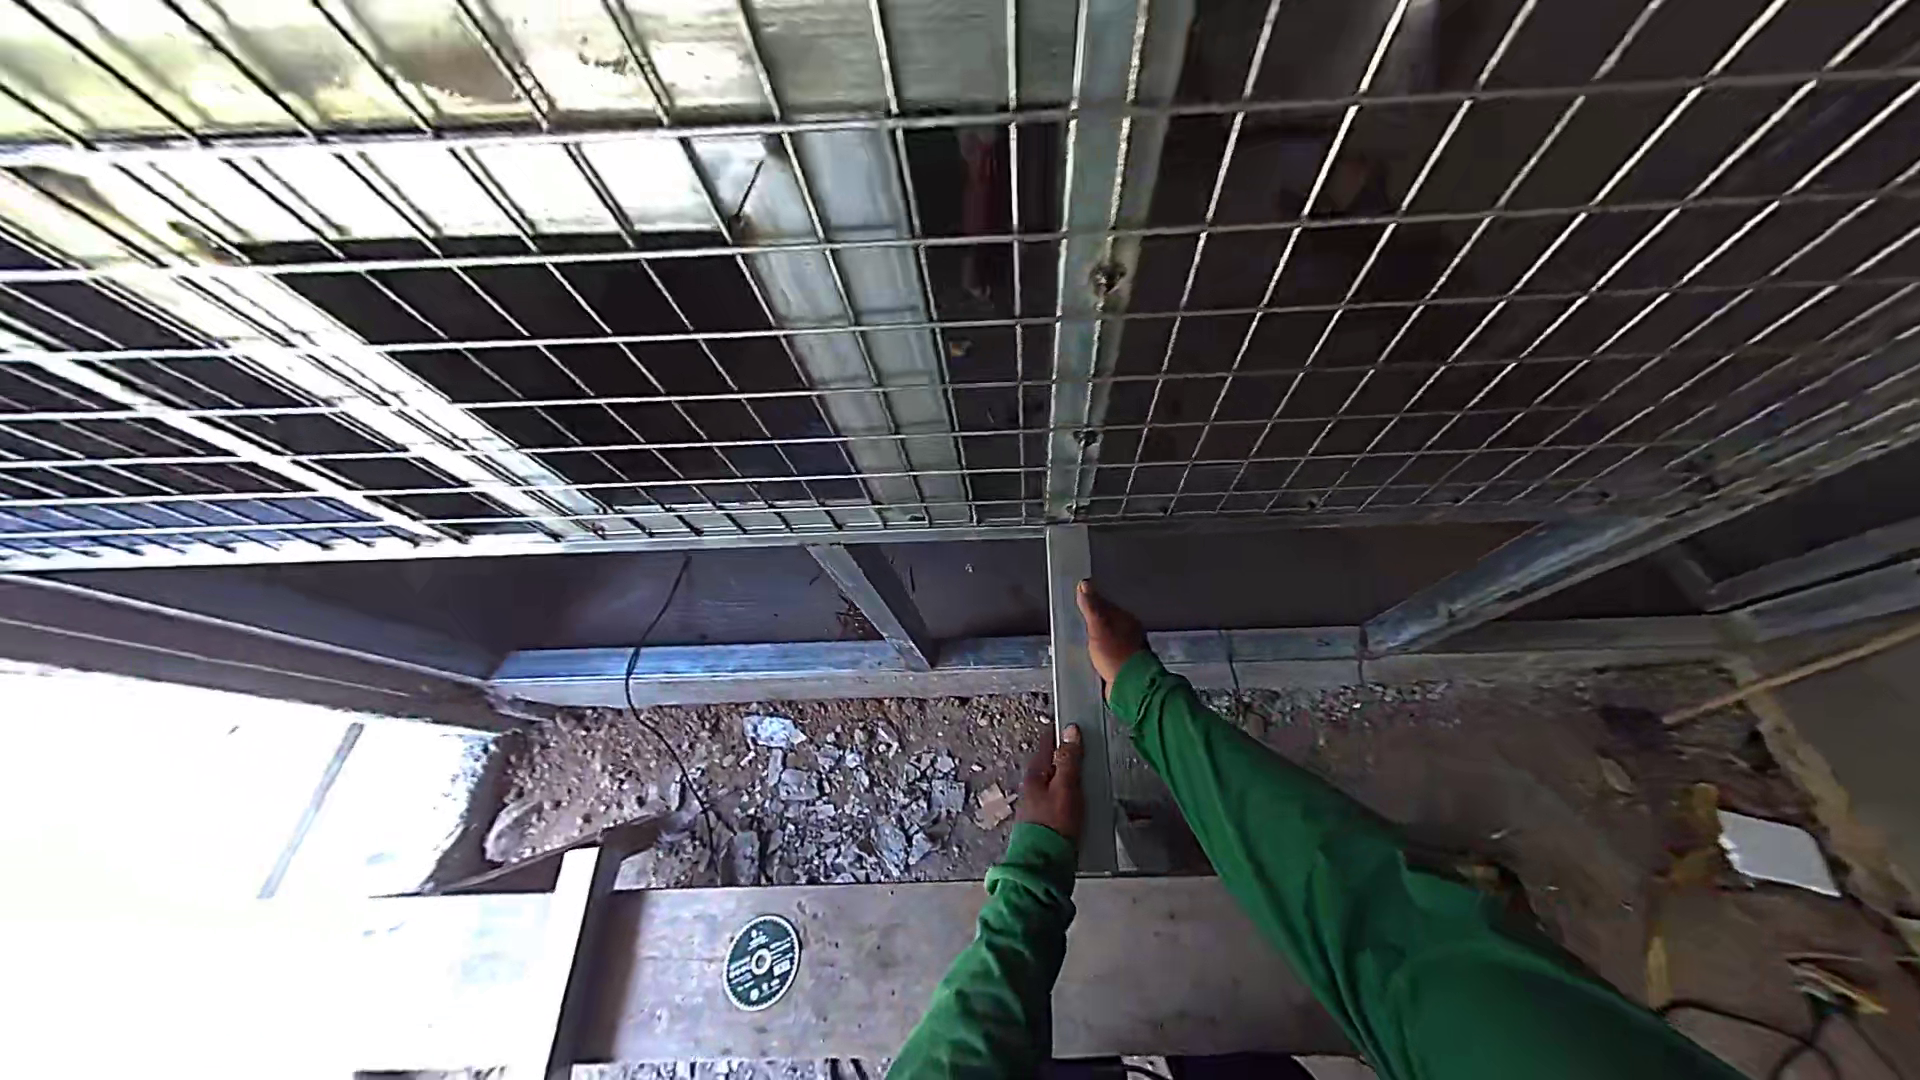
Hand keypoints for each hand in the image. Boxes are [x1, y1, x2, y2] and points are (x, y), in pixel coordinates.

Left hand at [1015, 725, 1083, 841]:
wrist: (1043, 866)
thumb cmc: (1055, 825)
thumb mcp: (1066, 788)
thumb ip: (1068, 760)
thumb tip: (1071, 730)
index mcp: (1035, 773)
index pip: (1047, 741)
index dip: (1062, 730)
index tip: (1077, 722)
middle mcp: (1032, 784)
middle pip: (1051, 760)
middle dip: (1068, 753)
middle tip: (1089, 747)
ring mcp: (1037, 801)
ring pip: (1055, 779)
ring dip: (1070, 774)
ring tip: (1089, 772)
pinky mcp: (1045, 817)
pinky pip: (1059, 796)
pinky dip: (1070, 791)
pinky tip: (1082, 798)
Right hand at [1074, 580, 1146, 685]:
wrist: (1131, 687)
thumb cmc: (1116, 655)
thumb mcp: (1098, 628)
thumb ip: (1091, 607)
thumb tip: (1084, 584)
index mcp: (1125, 619)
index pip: (1104, 604)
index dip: (1089, 602)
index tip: (1076, 601)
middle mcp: (1127, 632)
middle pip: (1105, 622)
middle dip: (1090, 622)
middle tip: (1074, 622)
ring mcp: (1124, 649)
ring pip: (1104, 639)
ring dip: (1092, 640)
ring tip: (1078, 641)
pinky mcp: (1120, 665)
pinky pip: (1104, 654)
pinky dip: (1096, 654)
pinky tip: (1087, 657)